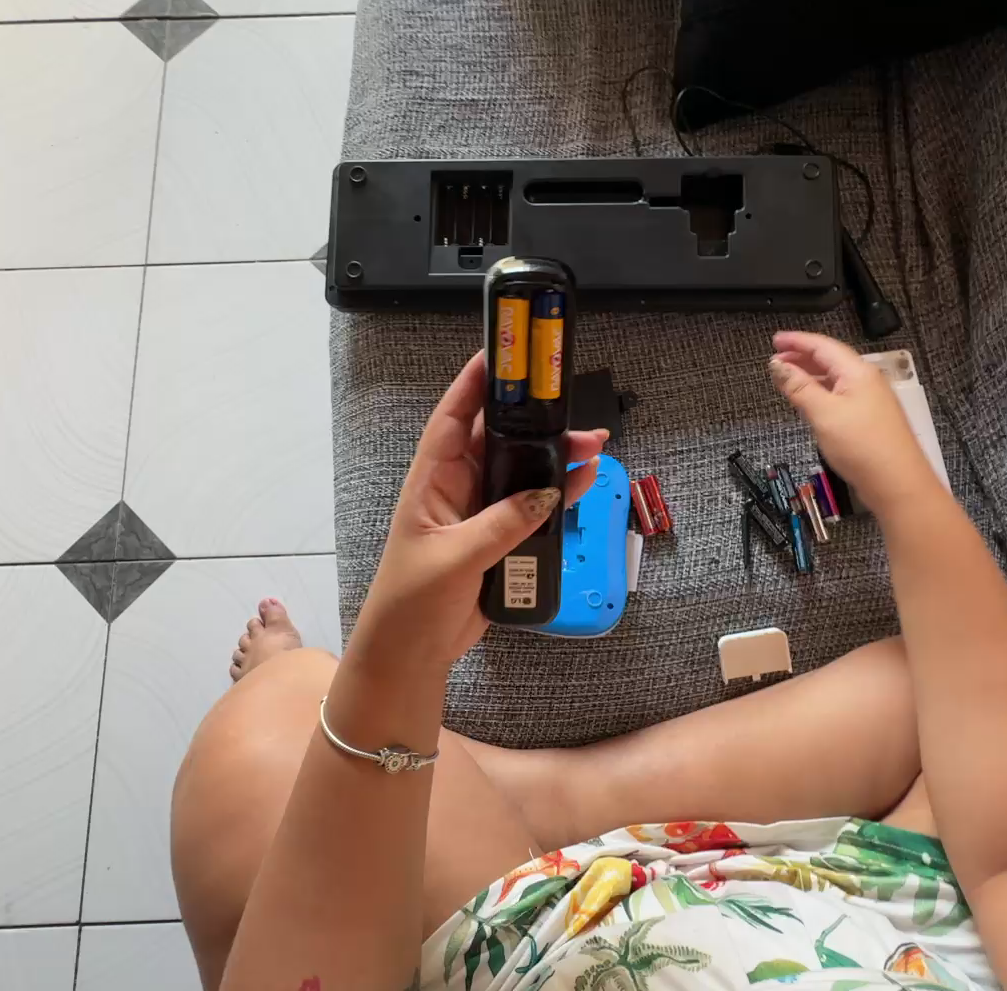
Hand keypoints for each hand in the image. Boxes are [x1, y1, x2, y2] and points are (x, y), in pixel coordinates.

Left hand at [350, 351, 606, 673]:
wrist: (414, 653)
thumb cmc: (413, 600)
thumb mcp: (454, 558)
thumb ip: (502, 524)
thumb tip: (548, 494)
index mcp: (432, 480)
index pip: (452, 419)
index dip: (474, 384)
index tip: (502, 353)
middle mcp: (458, 487)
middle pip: (498, 440)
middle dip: (533, 421)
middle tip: (571, 406)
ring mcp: (482, 512)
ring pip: (523, 471)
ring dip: (555, 458)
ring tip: (593, 443)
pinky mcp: (502, 537)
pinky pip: (535, 507)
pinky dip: (560, 494)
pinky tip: (586, 481)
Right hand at [767, 330, 941, 518]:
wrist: (897, 482)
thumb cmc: (863, 447)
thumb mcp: (823, 414)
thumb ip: (798, 387)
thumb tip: (777, 365)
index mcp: (857, 372)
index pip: (822, 346)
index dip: (796, 341)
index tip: (775, 339)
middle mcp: (866, 380)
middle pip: (830, 359)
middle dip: (801, 356)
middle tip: (777, 357)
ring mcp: (870, 399)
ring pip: (835, 377)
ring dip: (809, 373)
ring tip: (787, 376)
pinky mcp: (869, 418)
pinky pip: (840, 394)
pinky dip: (820, 390)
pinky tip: (809, 400)